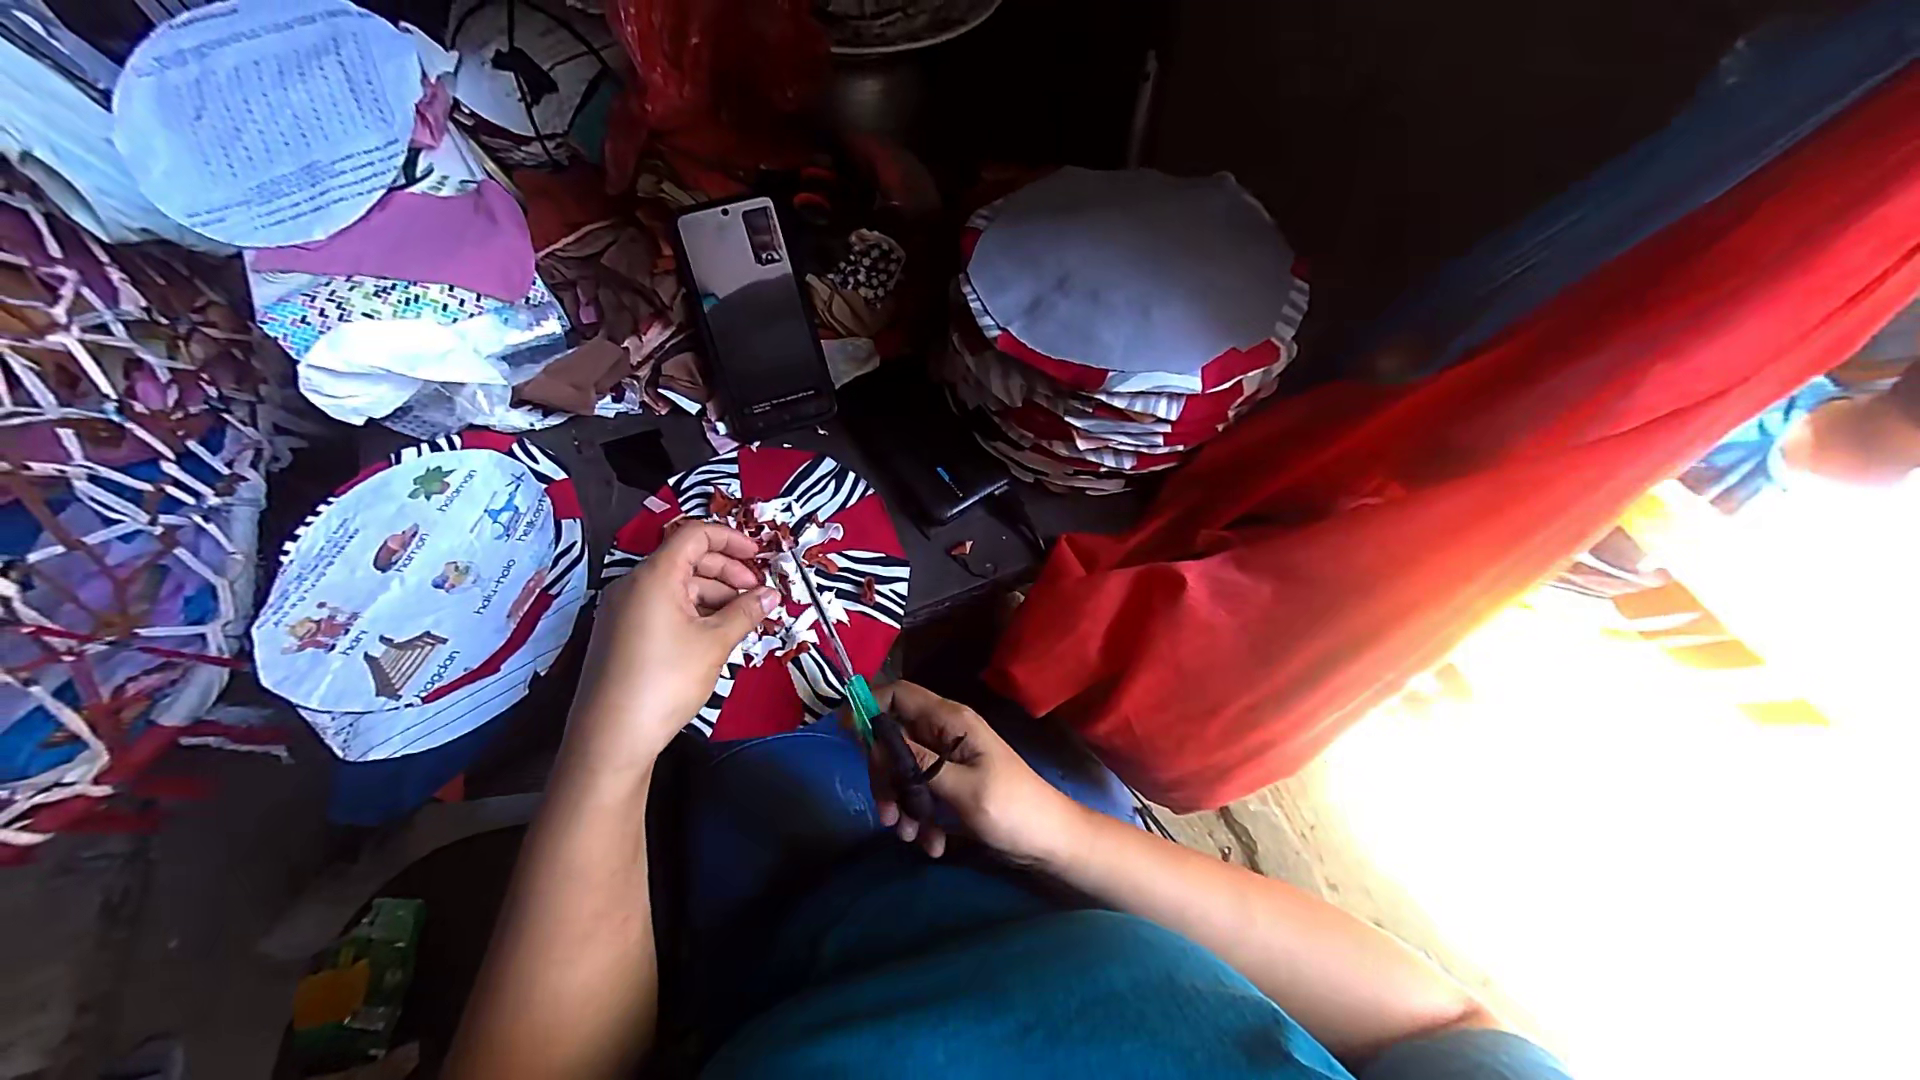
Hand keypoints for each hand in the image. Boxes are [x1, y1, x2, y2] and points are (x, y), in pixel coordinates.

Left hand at [570, 522, 776, 768]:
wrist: (611, 737)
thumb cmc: (665, 681)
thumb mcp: (715, 643)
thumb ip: (746, 612)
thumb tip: (771, 595)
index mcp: (654, 576)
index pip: (695, 535)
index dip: (731, 539)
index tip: (760, 555)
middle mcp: (634, 584)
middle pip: (687, 558)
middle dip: (727, 570)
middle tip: (757, 593)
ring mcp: (624, 608)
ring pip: (677, 584)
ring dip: (714, 593)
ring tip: (743, 617)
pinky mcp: (622, 631)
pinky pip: (664, 605)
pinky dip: (694, 609)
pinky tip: (716, 632)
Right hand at [868, 681, 1087, 863]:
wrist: (1051, 843)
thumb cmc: (1012, 810)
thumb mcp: (961, 789)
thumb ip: (916, 761)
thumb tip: (874, 733)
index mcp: (952, 721)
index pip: (899, 694)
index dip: (869, 706)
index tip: (845, 734)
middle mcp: (946, 733)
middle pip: (893, 737)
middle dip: (884, 775)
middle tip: (886, 814)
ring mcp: (948, 757)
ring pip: (902, 768)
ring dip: (901, 804)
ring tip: (913, 837)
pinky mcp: (950, 782)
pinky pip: (919, 791)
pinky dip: (919, 817)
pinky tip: (932, 843)